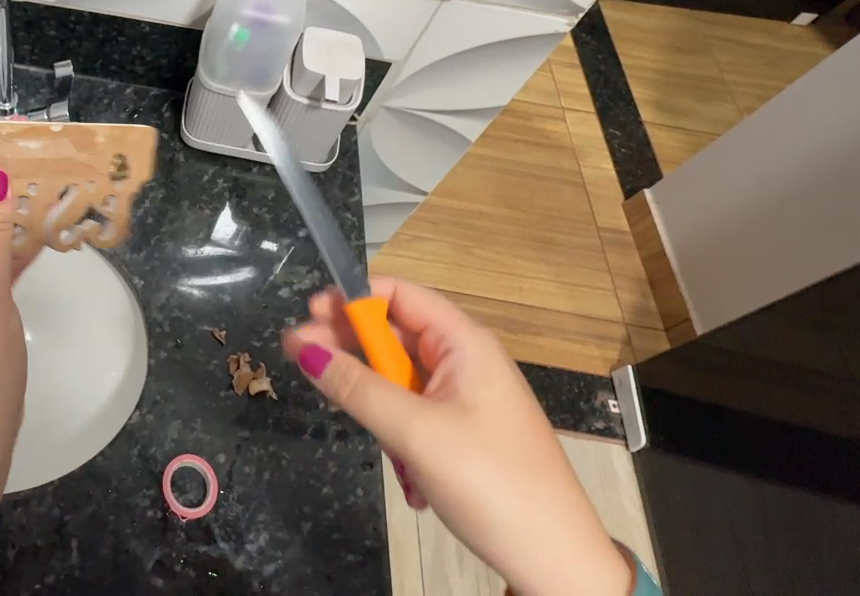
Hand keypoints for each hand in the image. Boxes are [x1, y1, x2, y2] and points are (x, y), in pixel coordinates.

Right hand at [283, 279, 634, 595]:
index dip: (352, 297)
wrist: (560, 566)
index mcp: (464, 342)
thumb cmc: (492, 484)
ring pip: (397, 376)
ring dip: (371, 396)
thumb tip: (302, 346)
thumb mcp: (415, 433)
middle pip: (392, 332)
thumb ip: (356, 387)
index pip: (399, 294)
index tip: (310, 312)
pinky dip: (393, 428)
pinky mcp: (462, 432)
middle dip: (348, 344)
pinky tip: (395, 464)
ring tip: (343, 412)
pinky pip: (411, 411)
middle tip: (299, 354)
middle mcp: (463, 360)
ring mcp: (464, 398)